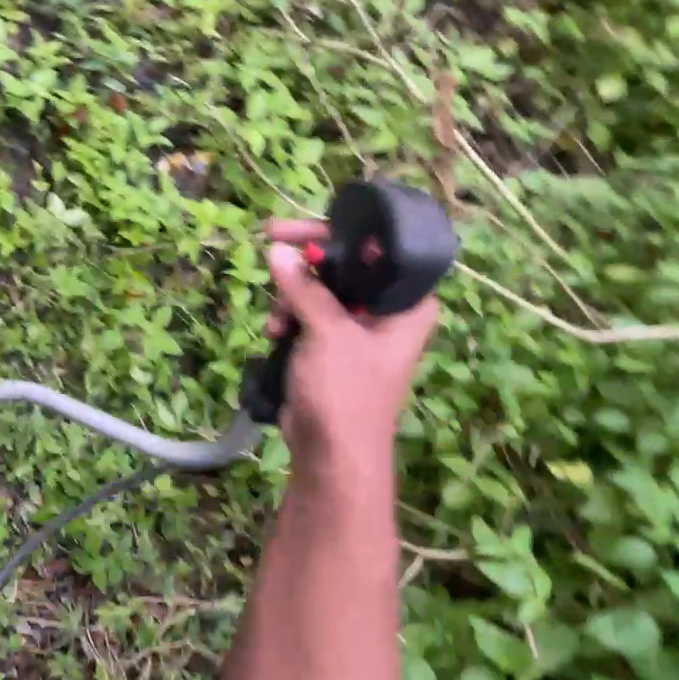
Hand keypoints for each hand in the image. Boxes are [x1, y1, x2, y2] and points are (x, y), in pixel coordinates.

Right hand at [265, 219, 440, 462]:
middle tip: (271, 260)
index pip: (377, 251)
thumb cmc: (346, 391)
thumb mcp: (327, 333)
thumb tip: (277, 249)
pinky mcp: (329, 349)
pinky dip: (287, 320)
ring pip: (317, 293)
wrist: (332, 450)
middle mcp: (386, 313)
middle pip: (342, 269)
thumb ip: (304, 289)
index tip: (289, 229)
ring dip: (289, 300)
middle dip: (304, 271)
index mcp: (408, 304)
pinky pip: (305, 317)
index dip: (335, 234)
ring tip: (277, 323)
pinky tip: (275, 334)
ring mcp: (356, 332)